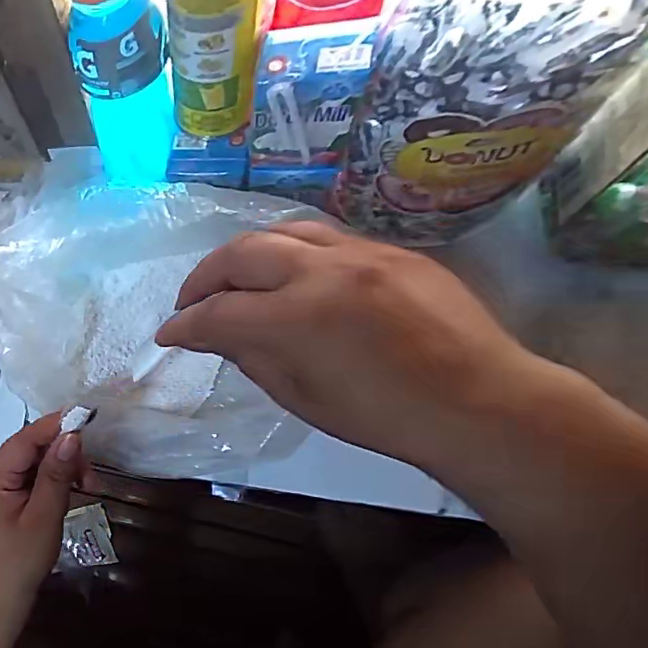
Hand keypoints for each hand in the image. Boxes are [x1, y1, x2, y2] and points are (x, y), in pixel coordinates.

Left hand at [0, 412, 93, 616]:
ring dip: (63, 465)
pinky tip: (74, 489)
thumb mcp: (44, 516)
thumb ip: (57, 474)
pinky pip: (35, 475)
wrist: (3, 598)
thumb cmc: (21, 560)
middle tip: (91, 470)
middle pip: (31, 445)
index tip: (87, 418)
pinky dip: (56, 477)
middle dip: (63, 449)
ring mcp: (1, 485)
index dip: (55, 425)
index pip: (25, 438)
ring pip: (36, 459)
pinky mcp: (11, 496)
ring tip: (88, 484)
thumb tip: (72, 437)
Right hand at [155, 221, 562, 468]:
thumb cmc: (385, 417)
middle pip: (241, 254)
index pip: (219, 312)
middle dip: (204, 278)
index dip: (184, 325)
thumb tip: (218, 334)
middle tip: (191, 303)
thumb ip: (253, 356)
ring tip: (235, 279)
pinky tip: (290, 275)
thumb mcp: (304, 397)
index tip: (167, 335)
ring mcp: (361, 251)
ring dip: (246, 254)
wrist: (479, 401)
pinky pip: (324, 237)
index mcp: (300, 318)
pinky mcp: (390, 249)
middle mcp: (324, 270)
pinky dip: (291, 252)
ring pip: (282, 230)